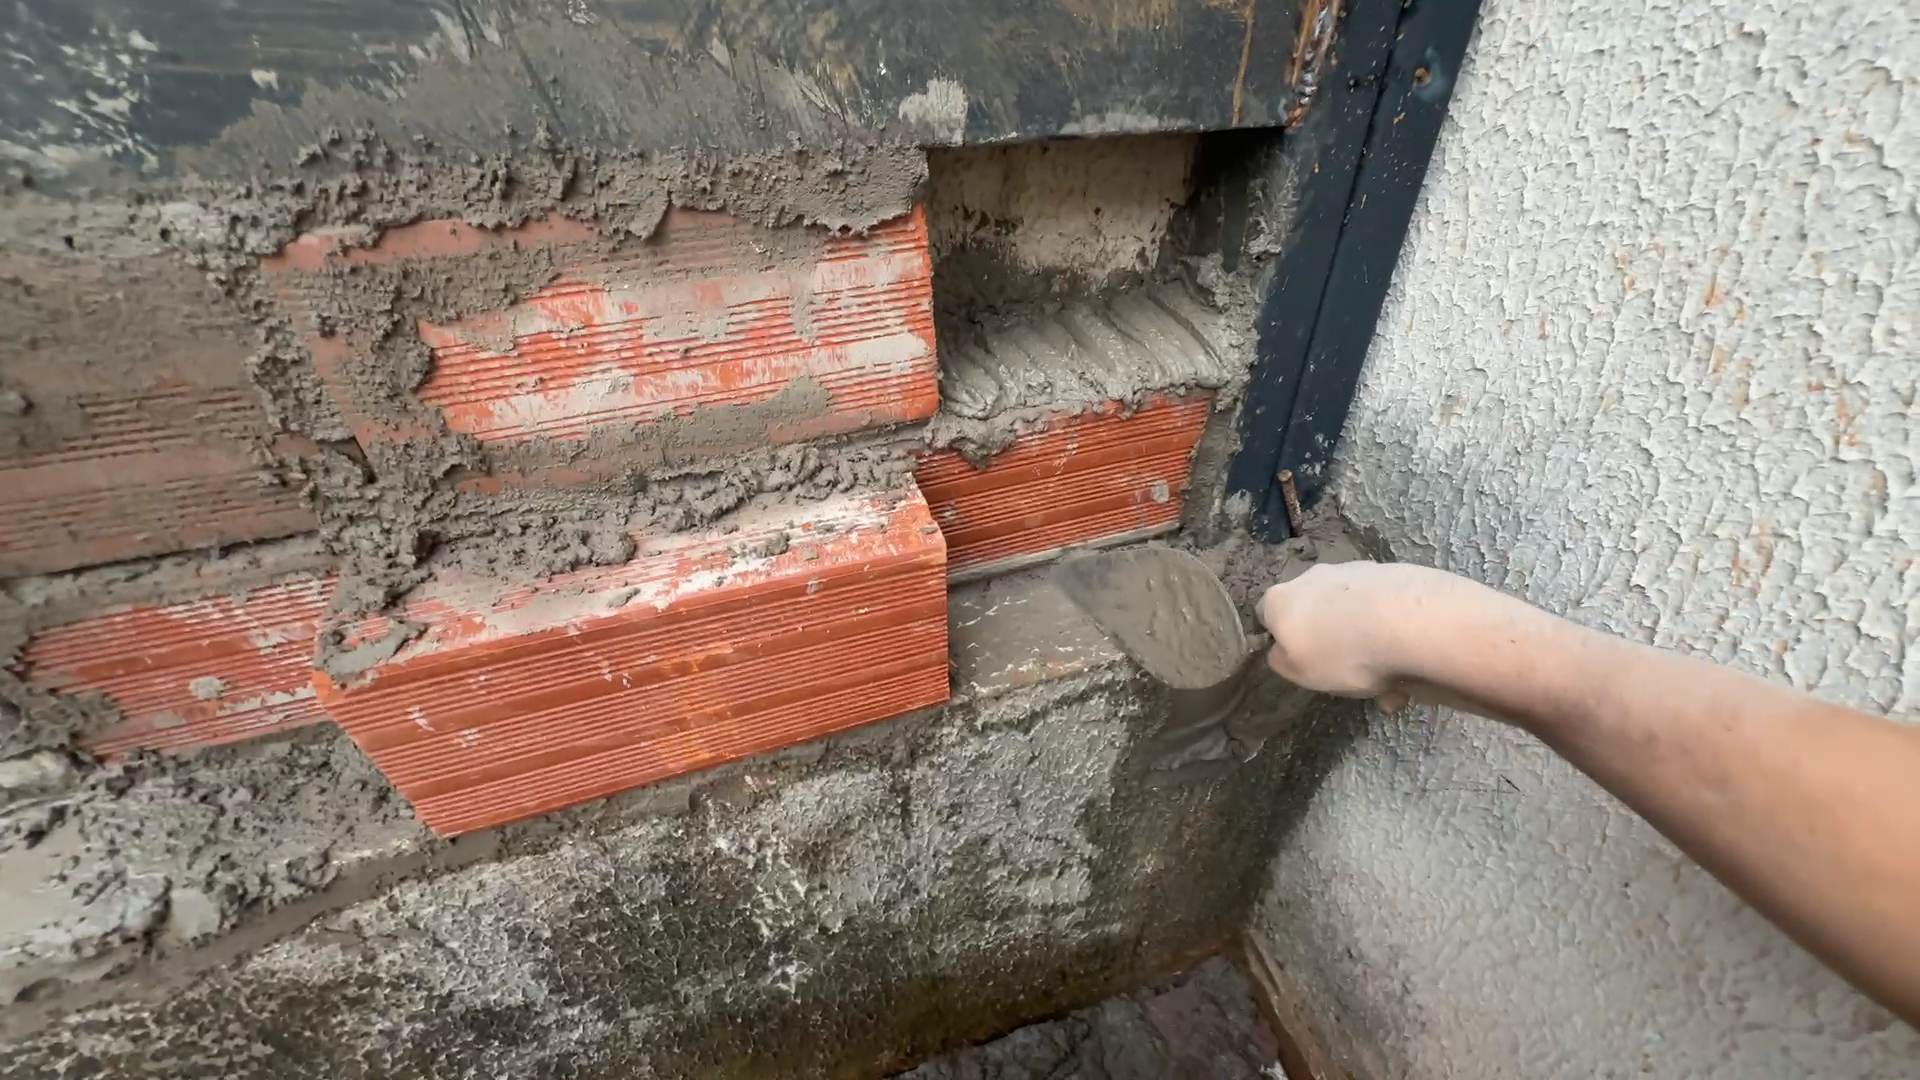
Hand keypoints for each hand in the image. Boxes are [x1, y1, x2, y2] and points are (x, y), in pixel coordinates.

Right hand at [1256, 560, 1456, 708]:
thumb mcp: (1300, 673)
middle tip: (1353, 673)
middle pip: (1314, 611)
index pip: (1266, 615)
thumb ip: (1282, 661)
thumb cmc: (1345, 653)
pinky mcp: (1394, 572)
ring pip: (1354, 612)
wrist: (1416, 622)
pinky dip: (1394, 630)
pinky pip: (1386, 608)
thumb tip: (1283, 650)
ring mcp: (1355, 571)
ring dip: (1367, 640)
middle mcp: (1312, 577)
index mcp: (1281, 599)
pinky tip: (1412, 657)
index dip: (1283, 639)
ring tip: (1393, 676)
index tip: (1305, 660)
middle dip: (1332, 639)